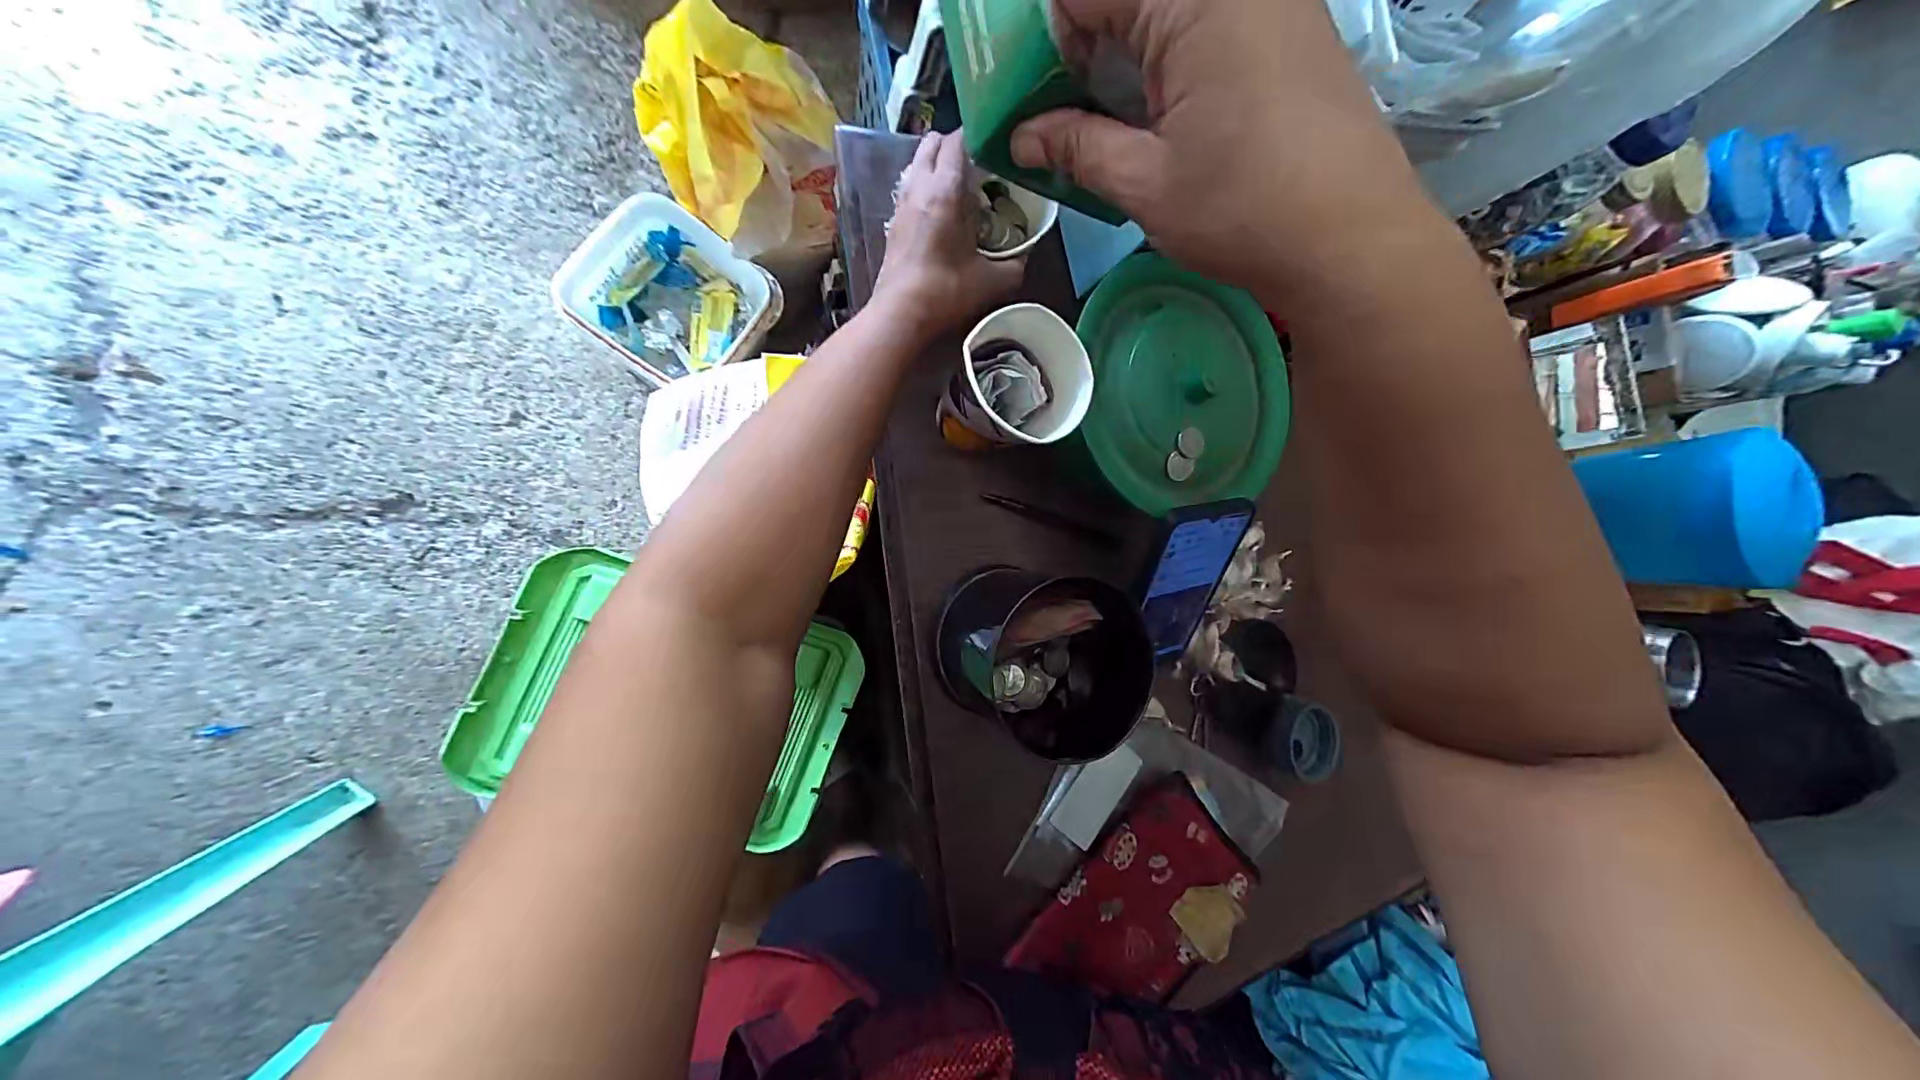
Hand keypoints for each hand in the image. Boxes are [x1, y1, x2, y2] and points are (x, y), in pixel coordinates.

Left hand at [873, 131, 1025, 341]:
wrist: (900, 316)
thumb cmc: (946, 293)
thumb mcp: (993, 280)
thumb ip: (1016, 262)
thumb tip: (1026, 254)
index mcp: (944, 189)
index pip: (959, 139)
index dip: (979, 136)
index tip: (997, 149)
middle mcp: (918, 186)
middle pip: (933, 142)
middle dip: (956, 146)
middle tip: (980, 168)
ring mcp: (901, 203)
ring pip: (918, 163)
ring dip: (938, 166)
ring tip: (962, 190)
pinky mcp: (893, 223)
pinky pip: (911, 188)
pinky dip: (926, 188)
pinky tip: (942, 214)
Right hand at [1010, 0, 1427, 294]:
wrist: (1351, 240)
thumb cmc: (1242, 209)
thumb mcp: (1144, 182)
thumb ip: (1077, 146)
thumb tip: (1022, 138)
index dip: (1047, 39)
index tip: (1034, 98)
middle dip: (1083, 48)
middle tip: (1061, 114)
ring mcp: (1270, 2)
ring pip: (1169, 13)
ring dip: (1125, 58)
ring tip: (1102, 121)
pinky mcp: (1290, 33)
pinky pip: (1209, 27)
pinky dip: (1168, 64)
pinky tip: (1157, 117)